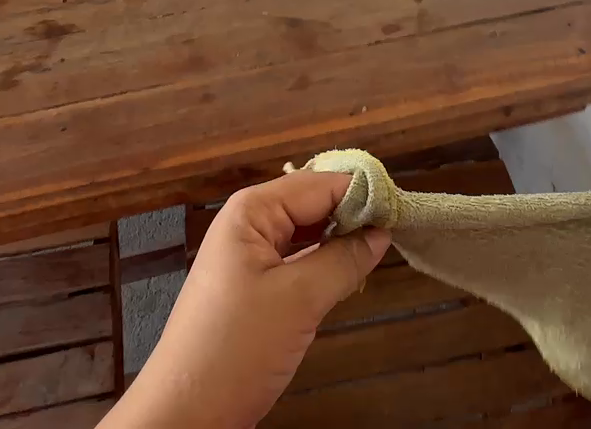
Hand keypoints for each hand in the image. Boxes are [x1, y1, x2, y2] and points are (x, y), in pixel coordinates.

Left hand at [101, 171, 391, 428]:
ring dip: (341, 237)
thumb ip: (343, 260)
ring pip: (308, 230)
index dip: (362, 193)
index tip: (405, 210)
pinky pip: (298, 257)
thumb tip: (382, 232)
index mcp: (253, 209)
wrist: (185, 412)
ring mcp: (250, 252)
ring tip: (383, 246)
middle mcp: (250, 220)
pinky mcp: (255, 283)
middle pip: (313, 202)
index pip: (320, 184)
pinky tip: (351, 270)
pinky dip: (325, 260)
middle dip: (353, 214)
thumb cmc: (236, 347)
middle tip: (399, 229)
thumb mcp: (298, 300)